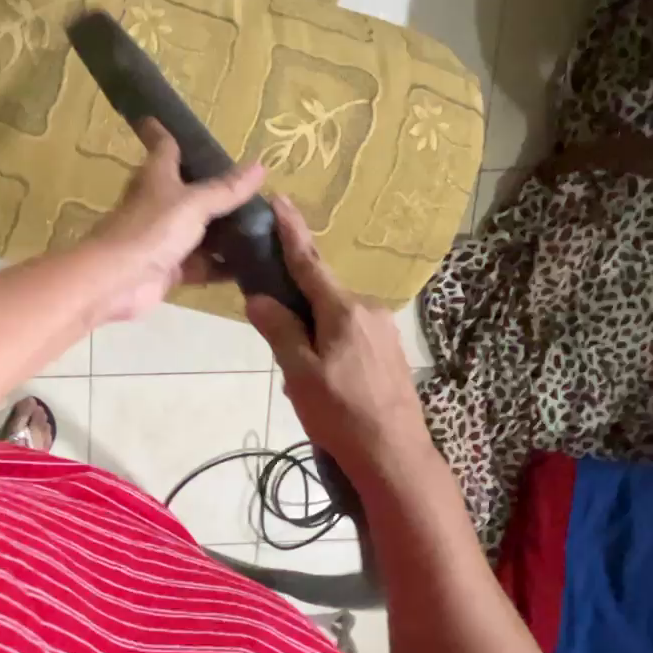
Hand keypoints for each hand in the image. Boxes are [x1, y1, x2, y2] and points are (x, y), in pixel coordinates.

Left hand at [83, 119, 265, 323]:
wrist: (115, 282)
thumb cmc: (149, 231)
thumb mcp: (193, 203)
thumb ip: (226, 189)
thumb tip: (260, 166)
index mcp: (157, 176)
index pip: (164, 145)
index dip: (163, 130)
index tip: (159, 115)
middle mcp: (159, 204)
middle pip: (189, 189)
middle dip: (215, 187)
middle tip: (252, 182)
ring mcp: (163, 239)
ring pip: (200, 231)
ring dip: (226, 230)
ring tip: (264, 224)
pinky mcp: (168, 270)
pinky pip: (201, 265)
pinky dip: (221, 265)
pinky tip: (250, 263)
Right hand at [245, 195, 433, 479]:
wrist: (393, 453)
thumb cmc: (341, 413)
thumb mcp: (299, 374)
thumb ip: (279, 331)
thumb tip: (258, 297)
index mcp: (342, 310)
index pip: (309, 262)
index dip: (291, 232)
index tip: (279, 199)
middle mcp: (367, 310)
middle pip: (320, 294)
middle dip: (293, 308)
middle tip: (274, 340)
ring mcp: (382, 330)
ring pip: (332, 320)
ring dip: (309, 336)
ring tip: (300, 380)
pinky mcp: (388, 351)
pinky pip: (346, 336)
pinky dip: (326, 348)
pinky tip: (322, 384)